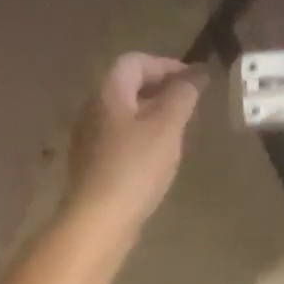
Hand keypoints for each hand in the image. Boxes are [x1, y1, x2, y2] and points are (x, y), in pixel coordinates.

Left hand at [59, 53, 204, 234]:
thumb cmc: (134, 168)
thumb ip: (183, 95)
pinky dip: (139, 142)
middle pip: (126, 90)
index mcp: (107, 94)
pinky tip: (155, 162)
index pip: (134, 62)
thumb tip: (195, 74)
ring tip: (176, 134)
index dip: (165, 65)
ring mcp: (87, 143)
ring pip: (122, 119)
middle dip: (159, 92)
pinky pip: (117, 144)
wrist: (98, 222)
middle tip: (187, 107)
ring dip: (150, 119)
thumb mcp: (167, 126)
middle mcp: (91, 113)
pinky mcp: (90, 170)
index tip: (193, 81)